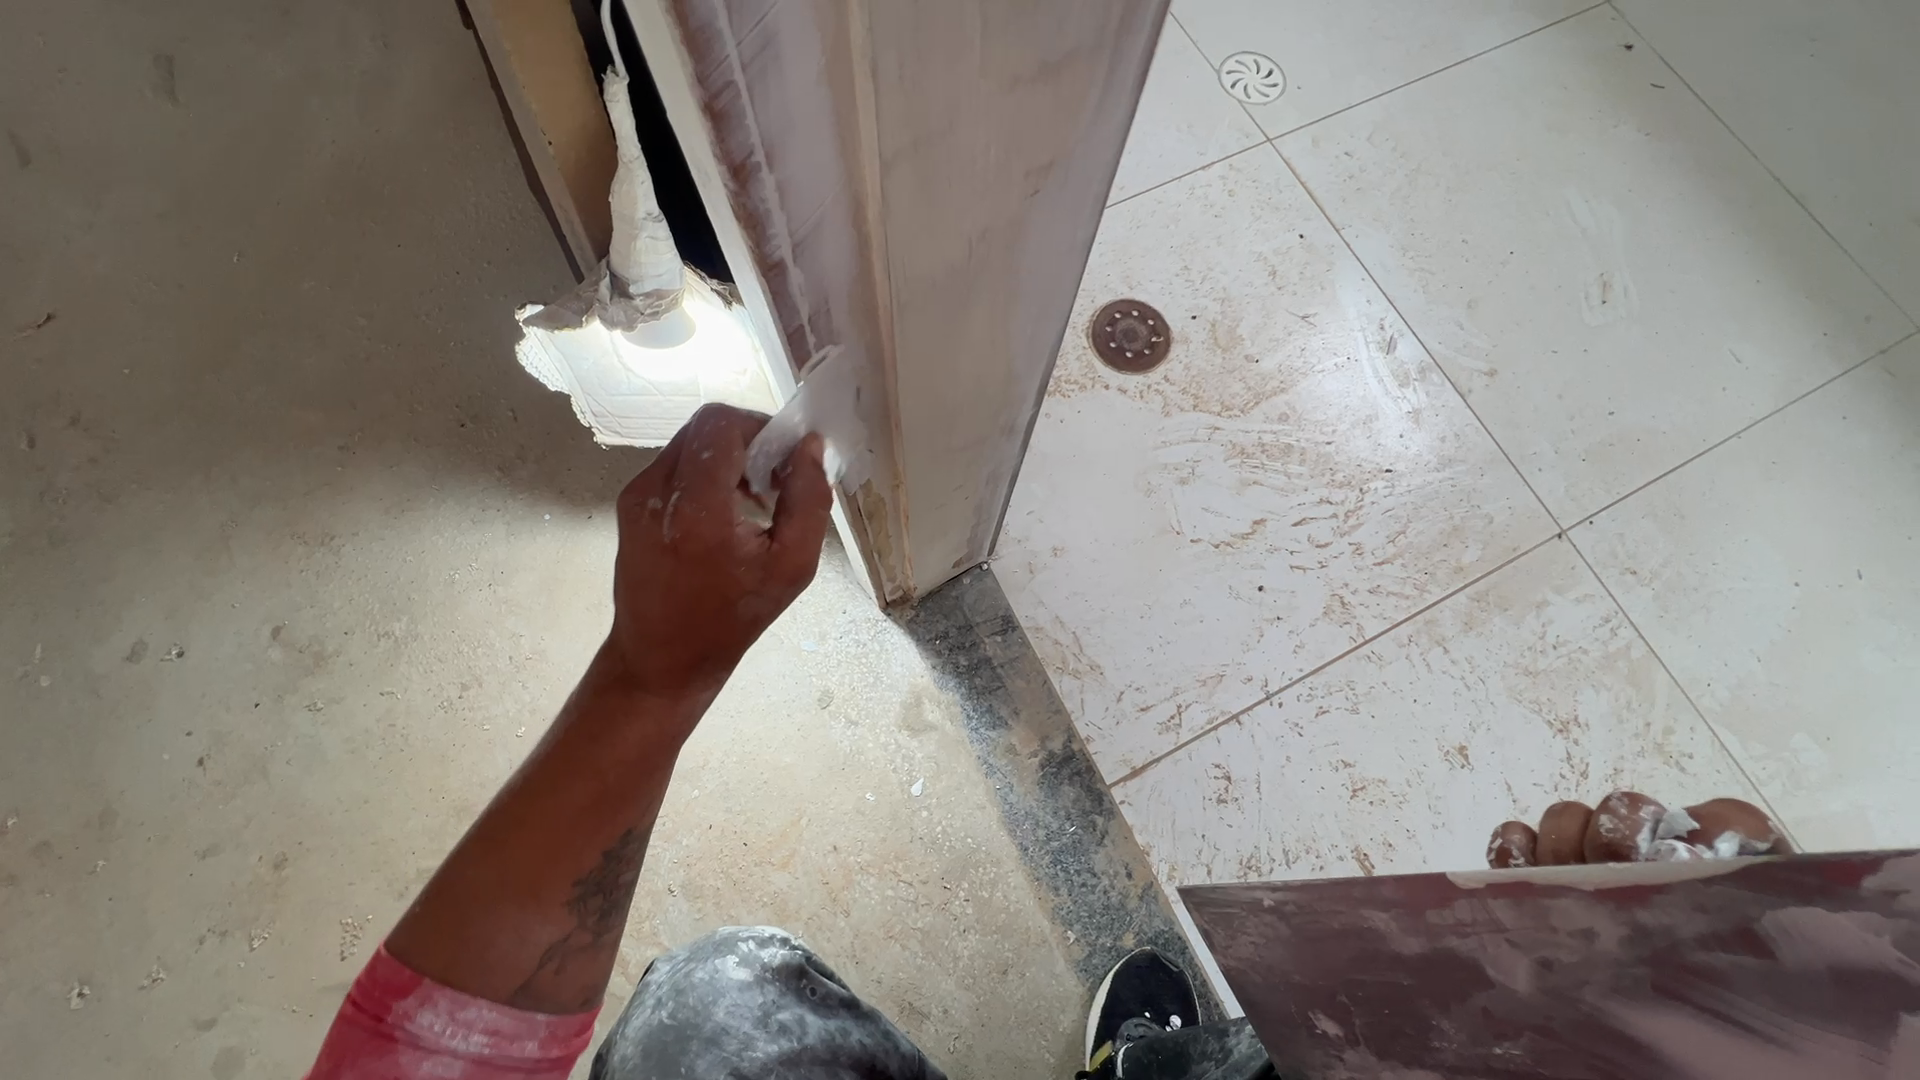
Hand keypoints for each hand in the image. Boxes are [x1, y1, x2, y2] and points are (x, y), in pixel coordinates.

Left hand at [603, 404, 832, 711]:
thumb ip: (809, 500)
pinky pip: (675, 465)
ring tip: (754, 500)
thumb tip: (809, 447)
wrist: (662, 658)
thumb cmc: (733, 618)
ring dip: (728, 457)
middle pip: (706, 426)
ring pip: (690, 442)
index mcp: (696, 507)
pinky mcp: (629, 504)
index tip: (786, 461)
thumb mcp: (792, 566)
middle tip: (775, 479)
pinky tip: (726, 514)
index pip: (722, 424)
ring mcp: (636, 495)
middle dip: (748, 440)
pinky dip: (707, 473)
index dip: (761, 427)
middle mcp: (656, 491)